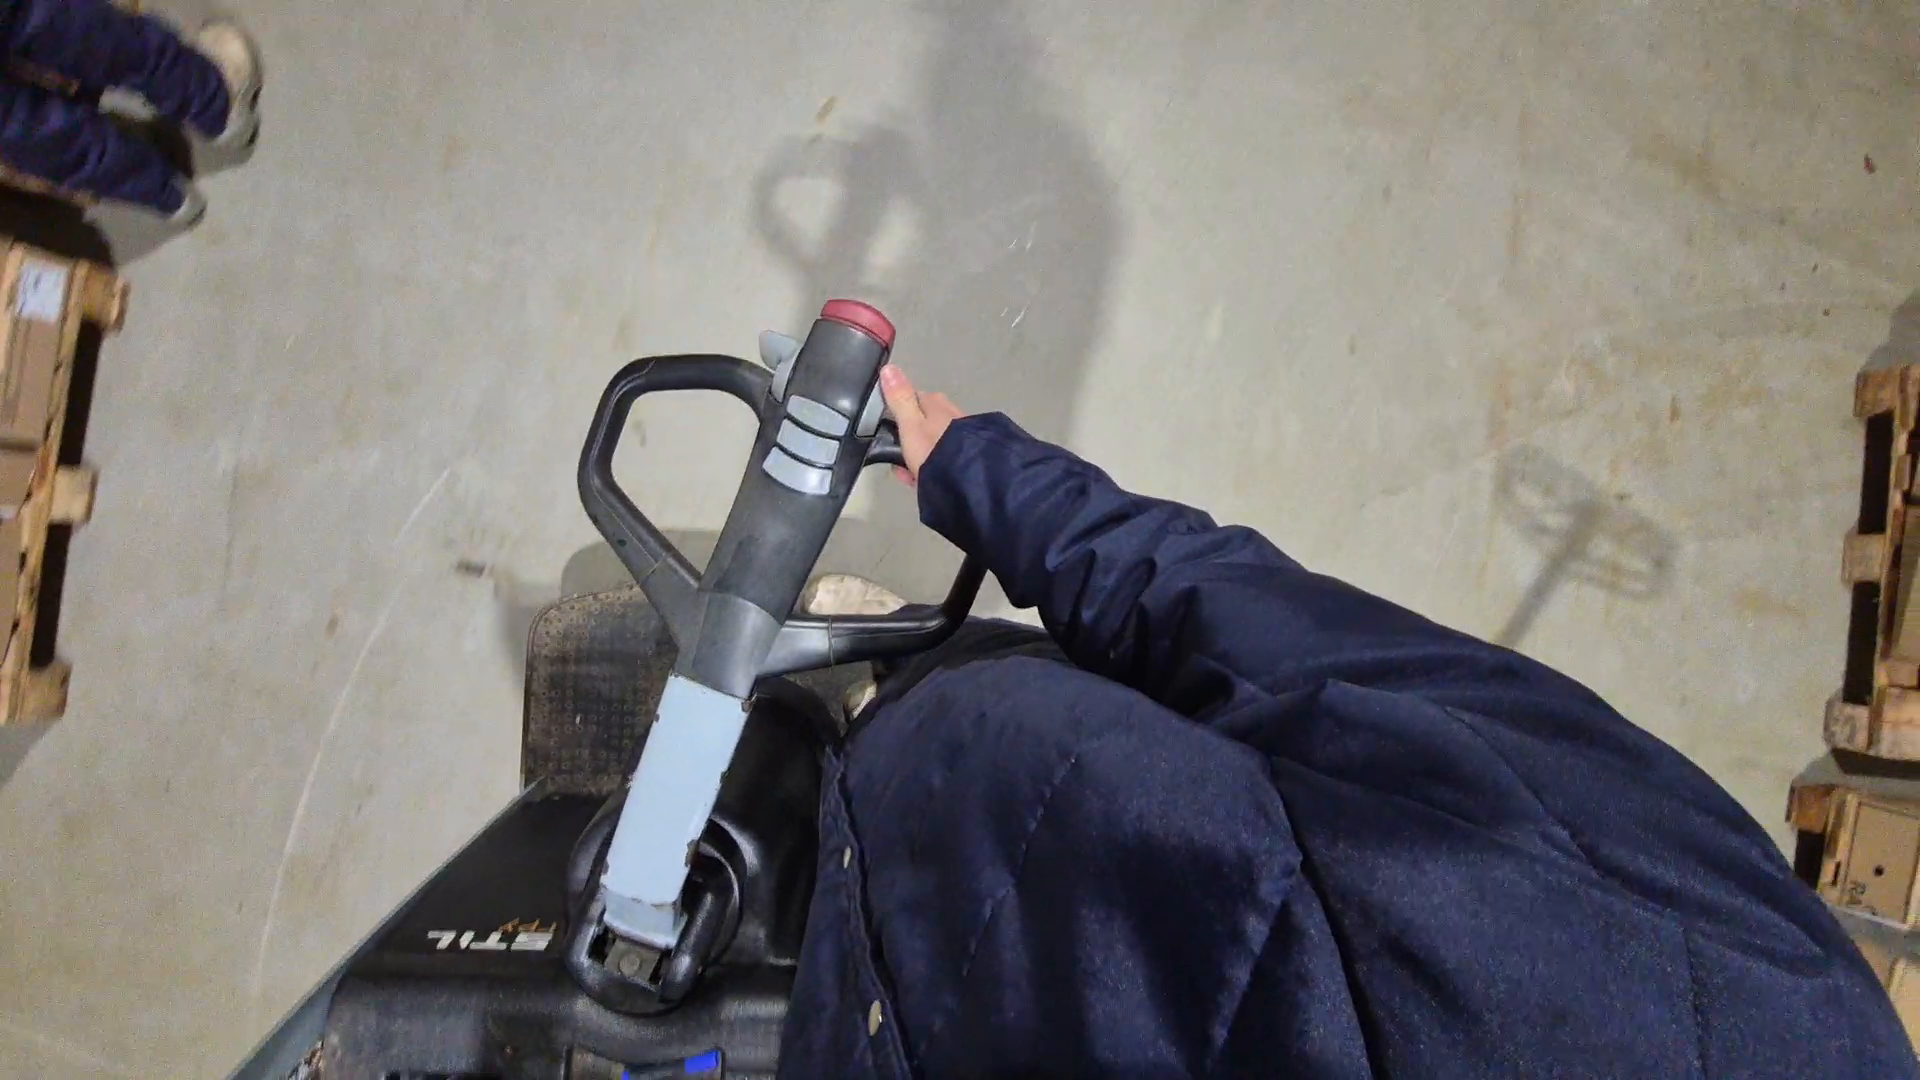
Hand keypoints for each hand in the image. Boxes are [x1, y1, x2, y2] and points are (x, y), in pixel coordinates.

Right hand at [878, 365, 963, 486]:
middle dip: (908, 440)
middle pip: (921, 422)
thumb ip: (899, 398)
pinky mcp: (966, 455)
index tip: (888, 433)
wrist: (967, 481)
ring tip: (909, 474)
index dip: (896, 415)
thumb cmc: (934, 450)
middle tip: (898, 460)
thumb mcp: (910, 424)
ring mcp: (961, 435)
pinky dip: (931, 468)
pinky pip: (941, 459)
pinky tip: (923, 481)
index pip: (911, 399)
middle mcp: (951, 413)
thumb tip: (888, 368)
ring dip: (918, 457)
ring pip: (931, 443)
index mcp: (936, 403)